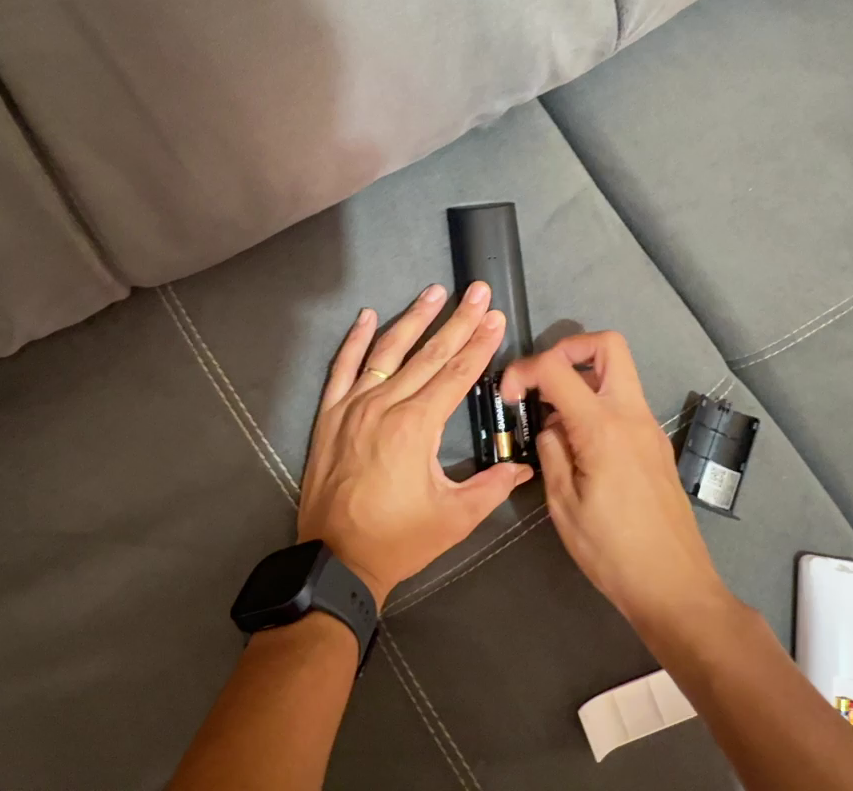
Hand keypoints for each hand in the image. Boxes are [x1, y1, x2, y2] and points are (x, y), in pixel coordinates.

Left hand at [297, 282, 535, 606]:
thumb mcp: (454, 518)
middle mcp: (385, 405)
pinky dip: (355, 340)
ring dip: (413, 320)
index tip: (496, 318)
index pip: (457, 374)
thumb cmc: (399, 540)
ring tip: (434, 292)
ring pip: (387, 351)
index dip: (480, 344)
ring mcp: (353, 406)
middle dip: (457, 320)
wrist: (335, 559)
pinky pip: (343, 367)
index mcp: (417, 426)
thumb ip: (491, 487)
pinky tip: (368, 316)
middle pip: (429, 354)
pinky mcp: (329, 415)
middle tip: (476, 291)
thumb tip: (523, 468)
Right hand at [500, 332, 733, 632]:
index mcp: (603, 428)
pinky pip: (624, 403)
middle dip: (568, 349)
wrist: (675, 587)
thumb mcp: (563, 504)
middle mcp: (632, 416)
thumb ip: (551, 452)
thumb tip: (551, 426)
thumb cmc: (612, 551)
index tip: (508, 396)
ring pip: (619, 372)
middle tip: (542, 379)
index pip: (557, 368)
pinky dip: (597, 403)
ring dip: (583, 376)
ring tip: (554, 416)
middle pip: (608, 345)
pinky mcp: (656, 446)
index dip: (524, 370)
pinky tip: (577, 443)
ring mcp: (650, 429)